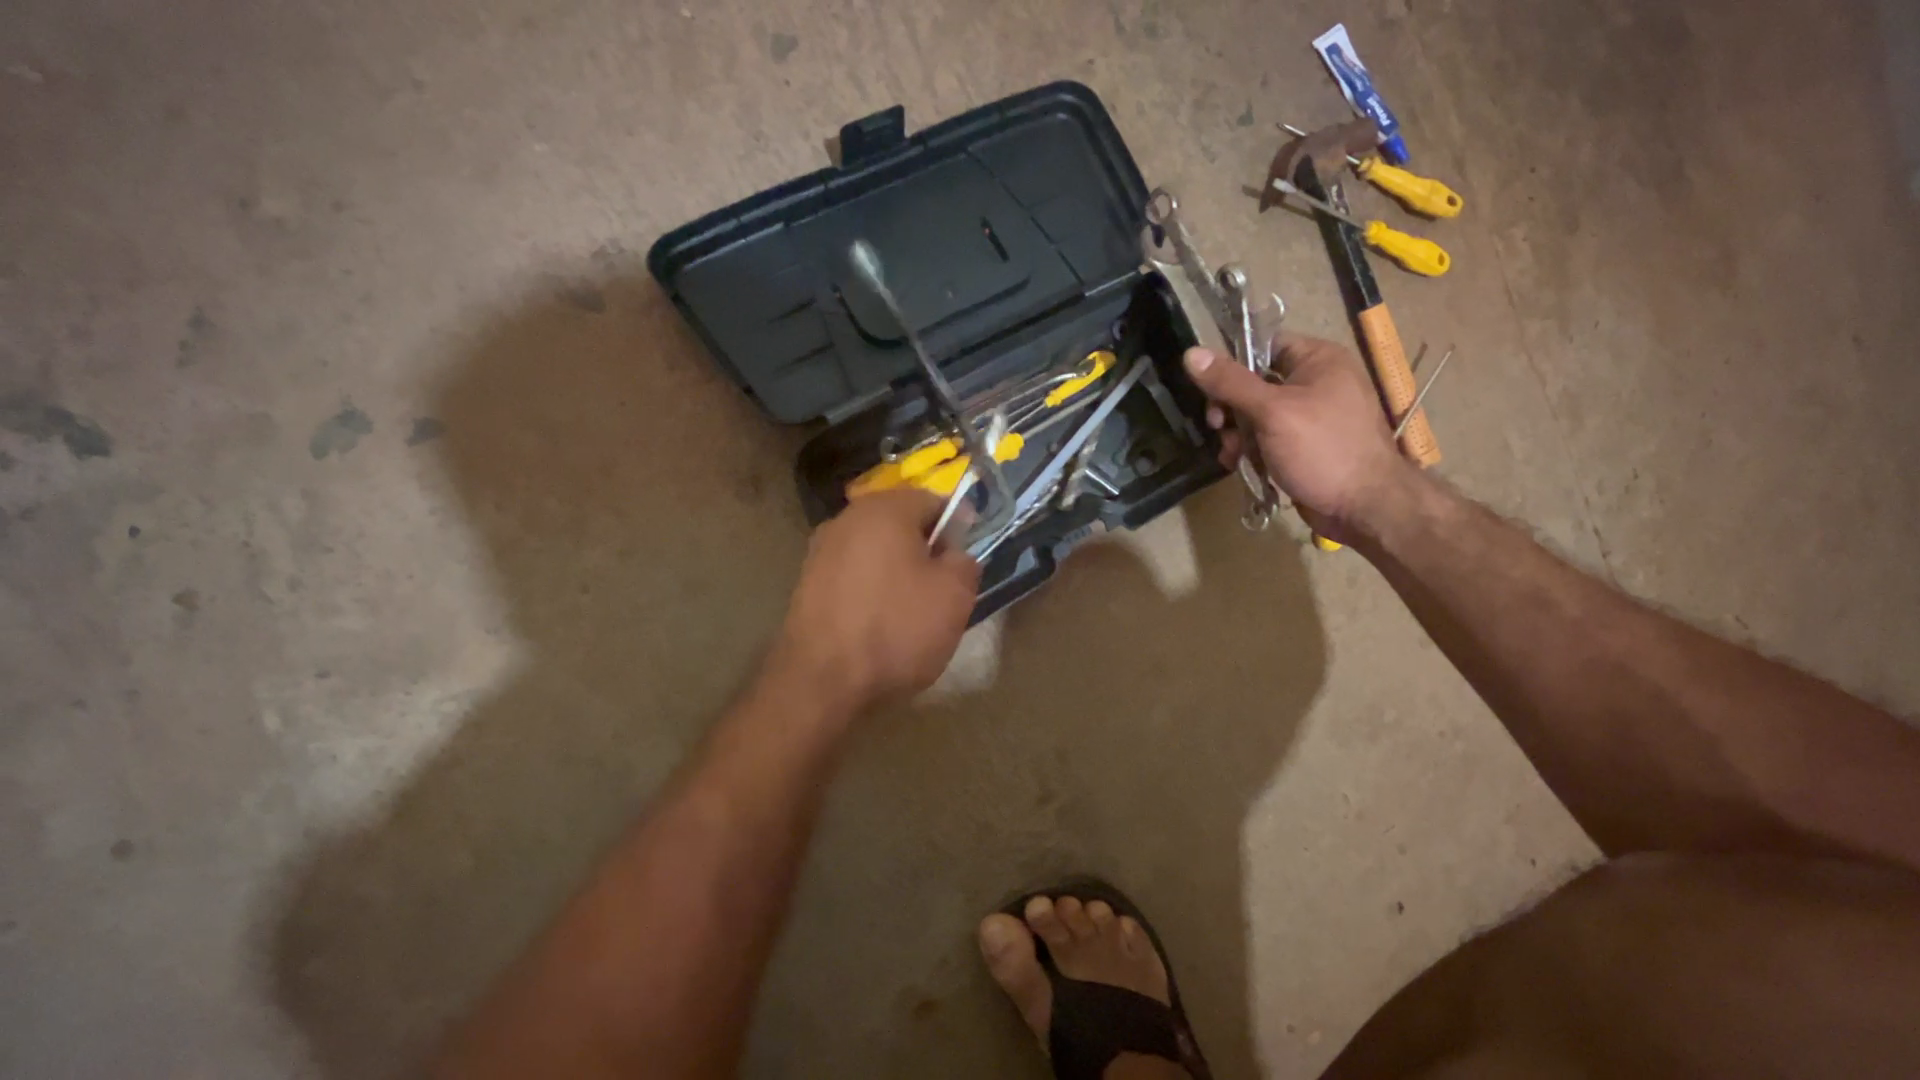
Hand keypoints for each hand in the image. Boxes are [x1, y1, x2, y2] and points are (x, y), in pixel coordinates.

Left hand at [770, 489, 980, 711]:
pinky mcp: (806, 585)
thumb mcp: (954, 597)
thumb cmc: (896, 629)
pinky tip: (879, 626)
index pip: (933, 500)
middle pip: (900, 525)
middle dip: (925, 551)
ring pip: (875, 552)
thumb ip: (964, 563)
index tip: (967, 560)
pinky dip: (870, 593)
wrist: (821, 680)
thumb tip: (955, 553)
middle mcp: (846, 519)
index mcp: (885, 509)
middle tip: (944, 589)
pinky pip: (852, 577)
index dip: (958, 526)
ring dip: (896, 573)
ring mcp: (820, 552)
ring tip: (912, 613)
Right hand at [1183, 336, 1416, 543]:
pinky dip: (1253, 450)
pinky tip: (1242, 465)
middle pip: (1255, 382)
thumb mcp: (1272, 411)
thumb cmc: (1323, 449)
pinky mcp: (1307, 446)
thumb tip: (1191, 353)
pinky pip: (1269, 438)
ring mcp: (1312, 416)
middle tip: (1218, 427)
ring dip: (1237, 434)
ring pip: (1258, 415)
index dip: (1233, 364)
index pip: (1264, 345)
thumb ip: (1230, 382)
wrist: (1365, 507)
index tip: (1210, 390)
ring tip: (1232, 454)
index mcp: (1318, 360)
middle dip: (1231, 408)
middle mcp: (1317, 382)